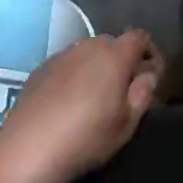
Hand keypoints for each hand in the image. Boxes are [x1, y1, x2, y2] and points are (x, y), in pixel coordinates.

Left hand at [0, 32, 161, 182]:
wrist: (31, 145)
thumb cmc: (88, 136)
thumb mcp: (127, 123)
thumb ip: (143, 92)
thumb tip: (149, 73)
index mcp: (113, 56)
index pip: (139, 36)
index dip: (150, 51)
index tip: (151, 75)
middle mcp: (86, 46)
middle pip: (112, 42)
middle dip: (123, 59)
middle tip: (125, 89)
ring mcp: (60, 55)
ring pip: (87, 51)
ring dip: (97, 65)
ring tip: (97, 96)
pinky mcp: (40, 68)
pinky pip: (67, 63)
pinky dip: (75, 73)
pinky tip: (70, 100)